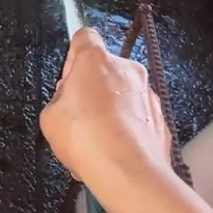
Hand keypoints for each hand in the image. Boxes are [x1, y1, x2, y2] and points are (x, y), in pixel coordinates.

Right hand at [40, 28, 172, 191]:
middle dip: (92, 89)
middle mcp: (127, 69)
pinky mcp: (162, 121)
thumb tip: (71, 105)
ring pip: (124, 95)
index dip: (73, 58)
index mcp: (96, 59)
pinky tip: (115, 153)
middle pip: (105, 69)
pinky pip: (139, 119)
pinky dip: (128, 130)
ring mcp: (148, 95)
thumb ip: (60, 100)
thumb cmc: (85, 138)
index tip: (69, 81)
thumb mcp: (50, 117)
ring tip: (98, 141)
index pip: (84, 37)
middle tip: (80, 117)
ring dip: (112, 110)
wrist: (129, 175)